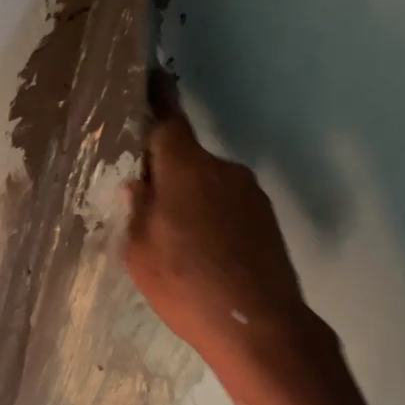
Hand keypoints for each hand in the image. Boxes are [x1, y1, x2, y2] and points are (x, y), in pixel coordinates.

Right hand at [123, 106, 309, 369]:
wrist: (259, 326)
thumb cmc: (185, 285)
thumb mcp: (139, 251)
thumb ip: (137, 210)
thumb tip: (138, 184)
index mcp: (186, 168)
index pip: (167, 120)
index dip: (156, 99)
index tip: (151, 78)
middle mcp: (222, 169)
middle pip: (186, 158)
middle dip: (166, 173)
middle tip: (146, 206)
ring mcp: (250, 194)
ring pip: (208, 185)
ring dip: (191, 200)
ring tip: (176, 243)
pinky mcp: (267, 220)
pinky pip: (228, 206)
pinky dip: (212, 219)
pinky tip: (204, 256)